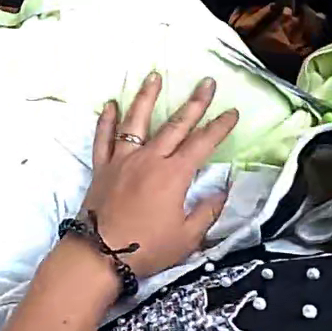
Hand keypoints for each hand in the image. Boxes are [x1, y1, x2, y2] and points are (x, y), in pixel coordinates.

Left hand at [77, 73, 239, 278]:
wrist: (100, 254)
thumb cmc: (147, 248)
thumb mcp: (187, 237)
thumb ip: (207, 212)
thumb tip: (221, 192)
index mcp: (174, 174)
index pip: (203, 144)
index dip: (220, 127)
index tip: (232, 112)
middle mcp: (149, 159)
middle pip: (175, 125)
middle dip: (194, 103)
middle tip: (206, 82)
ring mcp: (123, 160)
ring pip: (136, 122)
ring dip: (147, 97)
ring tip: (154, 76)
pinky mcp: (102, 168)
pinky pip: (104, 138)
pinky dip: (107, 120)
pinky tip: (110, 105)